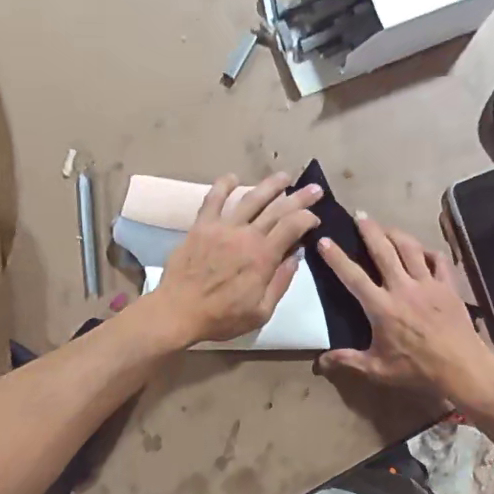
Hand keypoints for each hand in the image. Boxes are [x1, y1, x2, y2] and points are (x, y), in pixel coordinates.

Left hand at [144, 172, 322, 345]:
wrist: (178, 311)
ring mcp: (222, 228)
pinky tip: (233, 177)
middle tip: (314, 188)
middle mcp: (246, 235)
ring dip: (269, 185)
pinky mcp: (201, 226)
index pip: (293, 226)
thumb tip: (296, 257)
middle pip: (278, 208)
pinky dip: (223, 185)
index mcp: (263, 257)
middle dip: (299, 197)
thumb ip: (280, 282)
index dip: (308, 218)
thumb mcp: (261, 312)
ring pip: (250, 198)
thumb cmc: (221, 317)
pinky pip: (213, 199)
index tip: (315, 218)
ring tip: (284, 176)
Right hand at [315, 213, 493, 410]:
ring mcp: (428, 284)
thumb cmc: (416, 369)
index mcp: (381, 307)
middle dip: (369, 230)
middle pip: (383, 251)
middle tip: (359, 214)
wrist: (461, 367)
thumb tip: (320, 362)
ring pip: (410, 249)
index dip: (336, 258)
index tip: (324, 241)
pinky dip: (429, 252)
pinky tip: (422, 251)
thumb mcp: (377, 369)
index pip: (353, 277)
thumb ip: (348, 361)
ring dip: (396, 233)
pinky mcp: (448, 287)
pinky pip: (439, 261)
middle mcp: (403, 288)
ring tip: (386, 227)